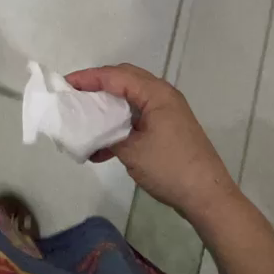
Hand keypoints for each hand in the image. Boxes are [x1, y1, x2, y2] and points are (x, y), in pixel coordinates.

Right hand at [66, 64, 238, 220]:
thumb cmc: (170, 168)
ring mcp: (167, 112)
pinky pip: (138, 117)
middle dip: (97, 87)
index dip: (88, 78)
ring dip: (108, 108)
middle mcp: (162, 95)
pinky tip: (103, 148)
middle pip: (123, 80)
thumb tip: (91, 130)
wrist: (208, 197)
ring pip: (130, 99)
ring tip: (85, 119)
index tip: (64, 84)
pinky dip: (120, 125)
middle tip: (74, 95)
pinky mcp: (168, 129)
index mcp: (155, 93)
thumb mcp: (132, 151)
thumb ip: (108, 134)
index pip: (115, 76)